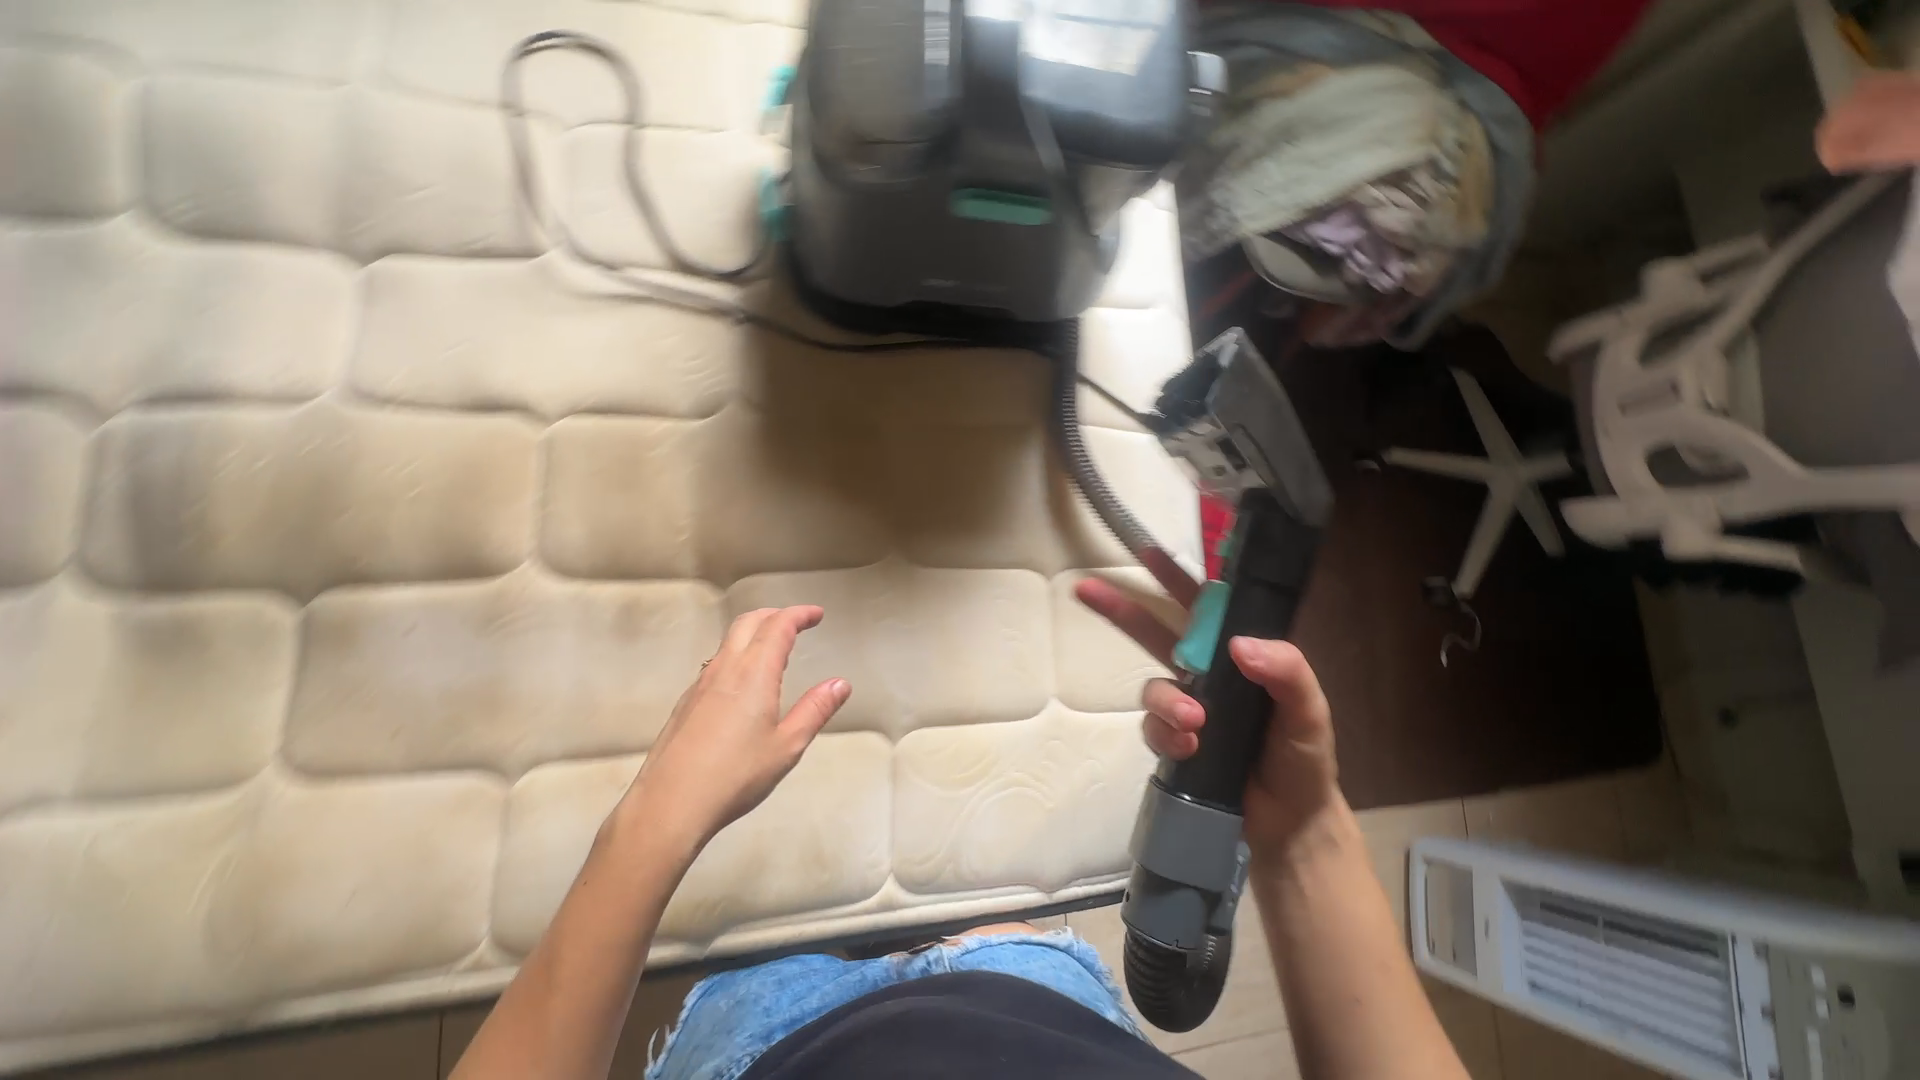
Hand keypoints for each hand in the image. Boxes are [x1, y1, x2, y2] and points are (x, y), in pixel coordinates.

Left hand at [624, 606, 850, 847]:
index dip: (799, 614)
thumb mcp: (787, 746)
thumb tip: (840, 684)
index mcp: (754, 673)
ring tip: (773, 649)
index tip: (816, 615)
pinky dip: (736, 656)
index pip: (778, 626)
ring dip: (753, 633)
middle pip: (748, 623)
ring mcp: (699, 685)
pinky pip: (715, 664)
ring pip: (728, 642)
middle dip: (774, 615)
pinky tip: (743, 683)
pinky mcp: (685, 704)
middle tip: (796, 622)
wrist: (670, 803)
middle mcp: (724, 669)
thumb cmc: (736, 776)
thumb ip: (815, 710)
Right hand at [1074, 550, 1339, 856]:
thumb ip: (1286, 671)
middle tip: (1085, 589)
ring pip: (1153, 687)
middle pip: (1156, 632)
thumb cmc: (1303, 756)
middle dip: (1121, 610)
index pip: (1206, 607)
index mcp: (1240, 655)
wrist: (1290, 821)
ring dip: (1166, 700)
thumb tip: (1239, 645)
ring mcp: (1187, 707)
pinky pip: (1153, 728)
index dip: (1176, 579)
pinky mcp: (1174, 740)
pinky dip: (1166, 734)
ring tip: (1194, 722)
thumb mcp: (1308, 710)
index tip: (1147, 553)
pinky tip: (1189, 747)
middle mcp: (1208, 674)